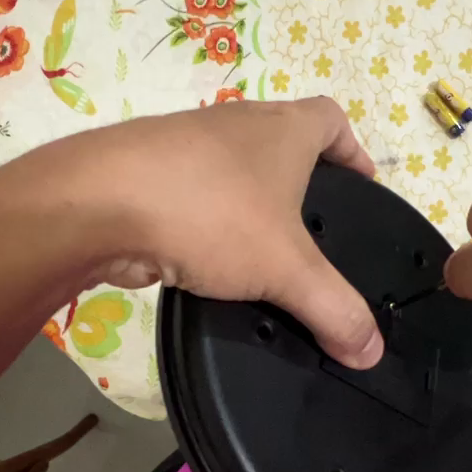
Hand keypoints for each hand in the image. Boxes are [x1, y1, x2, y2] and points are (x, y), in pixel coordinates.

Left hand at [19, 97, 384, 367]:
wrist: (100, 205)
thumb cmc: (213, 215)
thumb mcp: (286, 269)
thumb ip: (333, 309)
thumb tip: (372, 352)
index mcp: (281, 129)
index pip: (331, 118)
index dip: (354, 149)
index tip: (362, 187)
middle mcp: (236, 128)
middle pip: (281, 144)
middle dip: (303, 184)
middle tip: (317, 237)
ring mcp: (187, 149)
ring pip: (234, 173)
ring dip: (251, 207)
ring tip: (266, 260)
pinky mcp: (149, 177)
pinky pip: (195, 199)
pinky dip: (209, 227)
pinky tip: (211, 267)